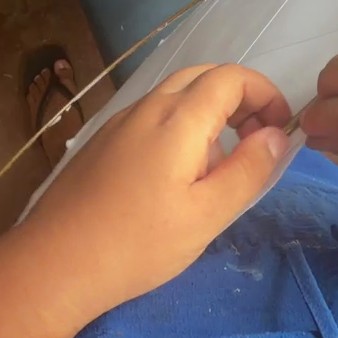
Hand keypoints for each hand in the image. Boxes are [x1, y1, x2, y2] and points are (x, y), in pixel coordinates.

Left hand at [2, 64, 291, 322]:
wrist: (56, 261)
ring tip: (220, 166)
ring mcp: (121, 121)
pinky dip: (181, 125)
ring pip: (176, 94)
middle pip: (203, 76)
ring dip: (210, 112)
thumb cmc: (139, 244)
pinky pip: (153, 114)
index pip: (231, 77)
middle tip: (257, 141)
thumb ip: (249, 170)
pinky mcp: (104, 139)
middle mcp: (148, 106)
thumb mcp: (207, 215)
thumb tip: (279, 134)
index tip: (281, 131)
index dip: (266, 94)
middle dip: (240, 98)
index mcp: (178, 118)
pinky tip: (176, 175)